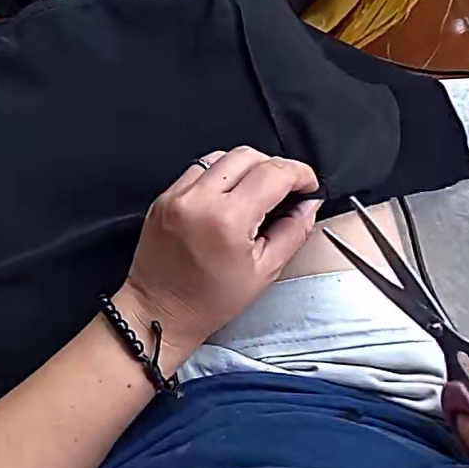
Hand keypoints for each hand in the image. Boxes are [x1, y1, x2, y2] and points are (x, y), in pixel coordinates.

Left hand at [116, 147, 322, 366]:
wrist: (160, 312)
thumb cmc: (208, 301)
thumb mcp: (265, 272)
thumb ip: (293, 232)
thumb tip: (309, 205)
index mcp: (227, 220)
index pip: (273, 173)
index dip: (300, 174)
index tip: (308, 184)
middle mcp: (199, 200)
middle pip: (248, 155)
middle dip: (274, 167)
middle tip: (285, 189)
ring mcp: (177, 195)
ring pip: (222, 156)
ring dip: (246, 168)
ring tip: (255, 194)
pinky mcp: (164, 197)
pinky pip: (198, 169)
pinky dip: (219, 175)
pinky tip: (227, 199)